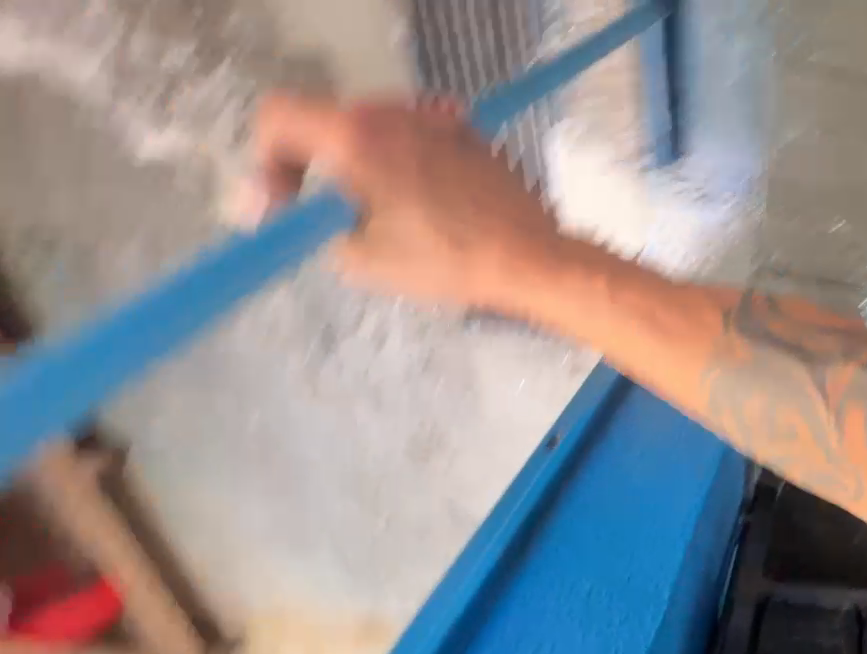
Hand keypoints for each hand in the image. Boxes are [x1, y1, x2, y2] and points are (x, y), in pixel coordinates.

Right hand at [243, 94, 564, 310]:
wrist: (534, 262)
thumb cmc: (450, 261)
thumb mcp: (364, 260)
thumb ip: (321, 228)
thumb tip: (319, 219)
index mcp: (356, 132)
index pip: (279, 119)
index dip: (267, 161)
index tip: (280, 205)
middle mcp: (396, 112)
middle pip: (331, 124)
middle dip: (320, 166)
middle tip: (327, 211)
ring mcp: (441, 121)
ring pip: (381, 132)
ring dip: (369, 165)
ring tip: (385, 213)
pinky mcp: (476, 140)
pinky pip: (426, 143)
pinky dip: (415, 166)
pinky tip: (427, 201)